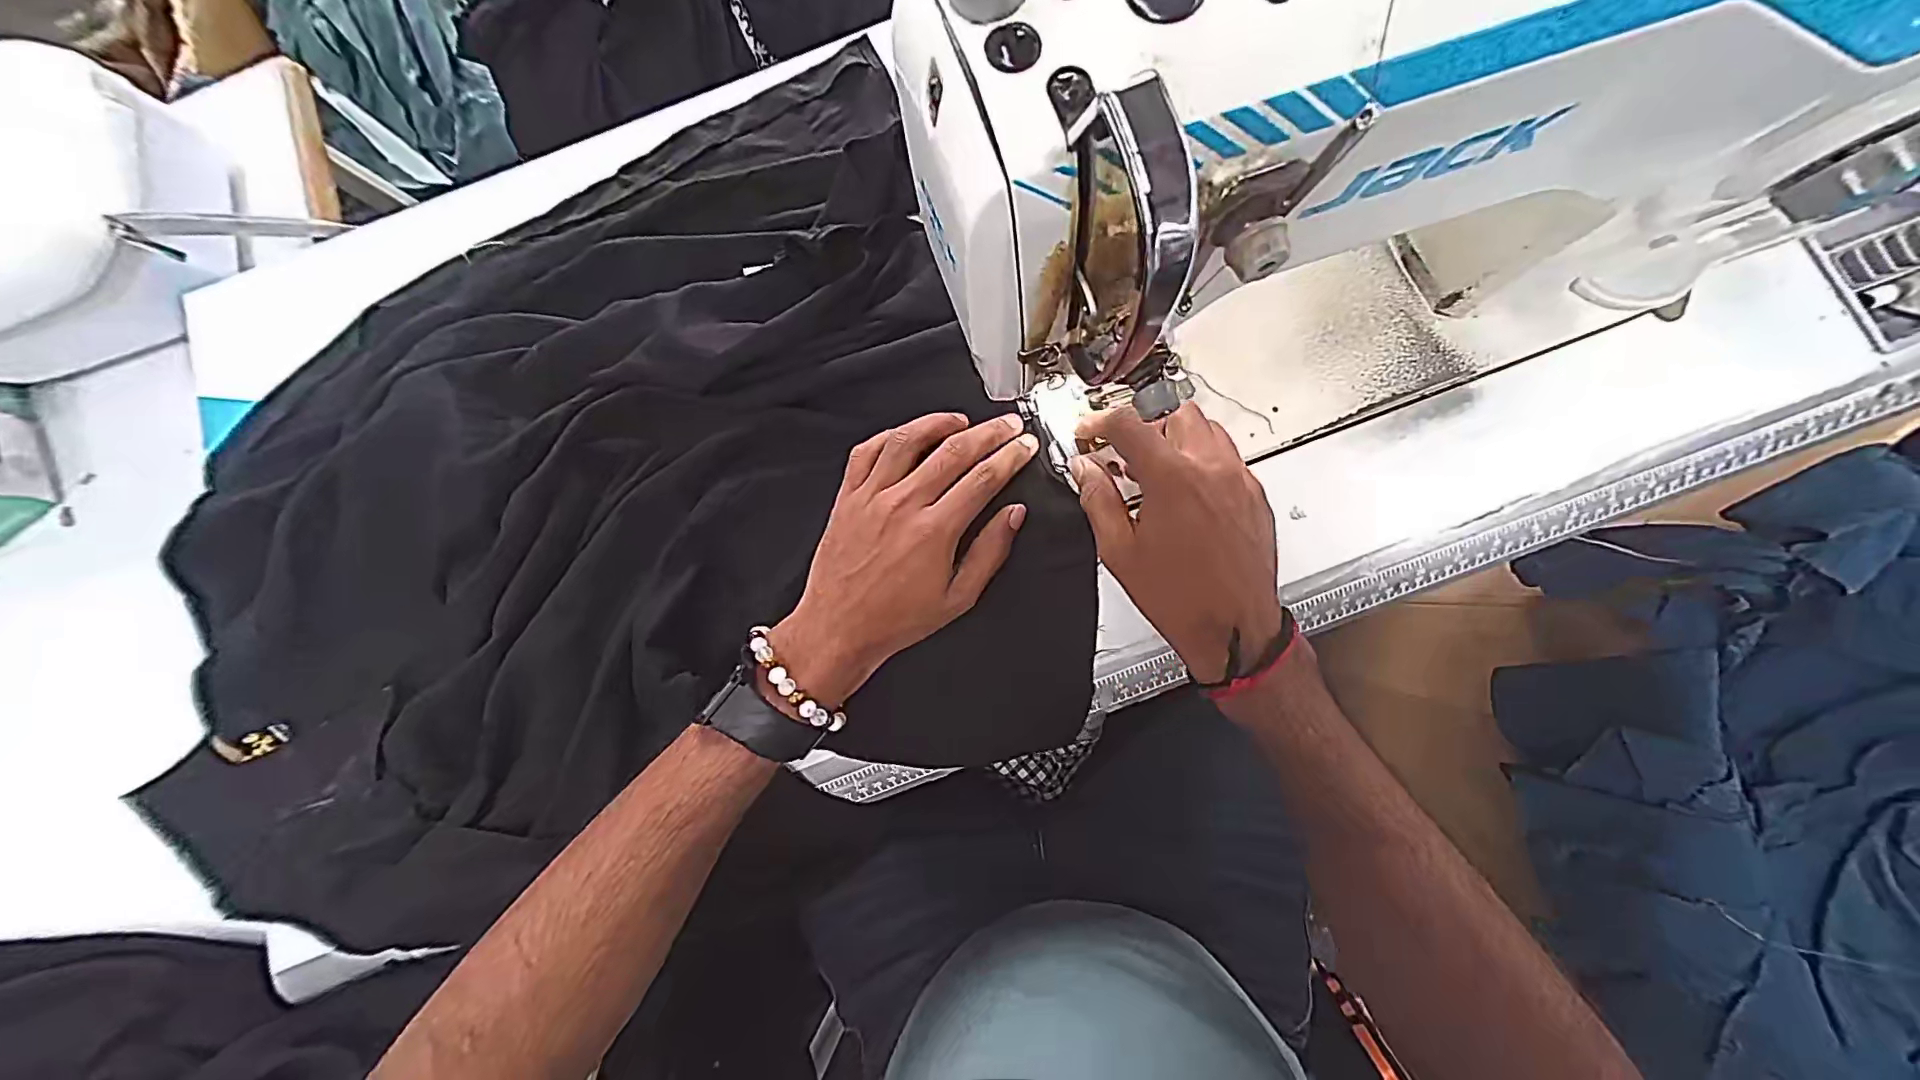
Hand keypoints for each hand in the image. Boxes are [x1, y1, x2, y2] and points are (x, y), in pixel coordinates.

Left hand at [765, 412, 1038, 711]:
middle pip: (953, 450)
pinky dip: (891, 435)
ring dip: (939, 422)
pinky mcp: (848, 498)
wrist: (838, 628)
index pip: (983, 477)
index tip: (1023, 446)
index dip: (1010, 456)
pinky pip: (867, 451)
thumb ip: (990, 551)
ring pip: (909, 440)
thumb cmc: (894, 620)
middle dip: (989, 432)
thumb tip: (1013, 516)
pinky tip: (908, 434)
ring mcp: (871, 497)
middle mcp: (902, 506)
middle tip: (1007, 425)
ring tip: (961, 420)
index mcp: (934, 531)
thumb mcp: (958, 598)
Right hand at [1071, 403, 1282, 683]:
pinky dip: (1202, 463)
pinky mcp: (1256, 496)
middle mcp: (1212, 470)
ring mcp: (1239, 481)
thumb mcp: (1120, 551)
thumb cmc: (1183, 599)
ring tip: (1155, 473)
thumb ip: (1097, 500)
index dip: (1099, 422)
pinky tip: (1186, 495)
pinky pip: (1227, 459)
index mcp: (1172, 479)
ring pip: (1207, 430)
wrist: (1234, 629)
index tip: (1090, 432)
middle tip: (1125, 455)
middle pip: (1174, 414)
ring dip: (1177, 441)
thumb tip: (1085, 471)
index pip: (1129, 424)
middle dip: (1145, 428)